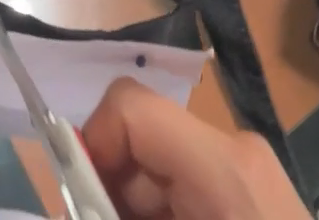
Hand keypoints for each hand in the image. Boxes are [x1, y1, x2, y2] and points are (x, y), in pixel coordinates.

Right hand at [82, 78, 308, 219]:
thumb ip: (108, 217)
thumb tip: (67, 206)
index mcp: (222, 167)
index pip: (129, 109)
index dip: (87, 151)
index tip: (75, 212)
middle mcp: (236, 154)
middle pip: (137, 150)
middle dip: (103, 201)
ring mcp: (248, 176)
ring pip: (155, 179)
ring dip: (130, 217)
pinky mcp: (252, 200)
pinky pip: (182, 198)